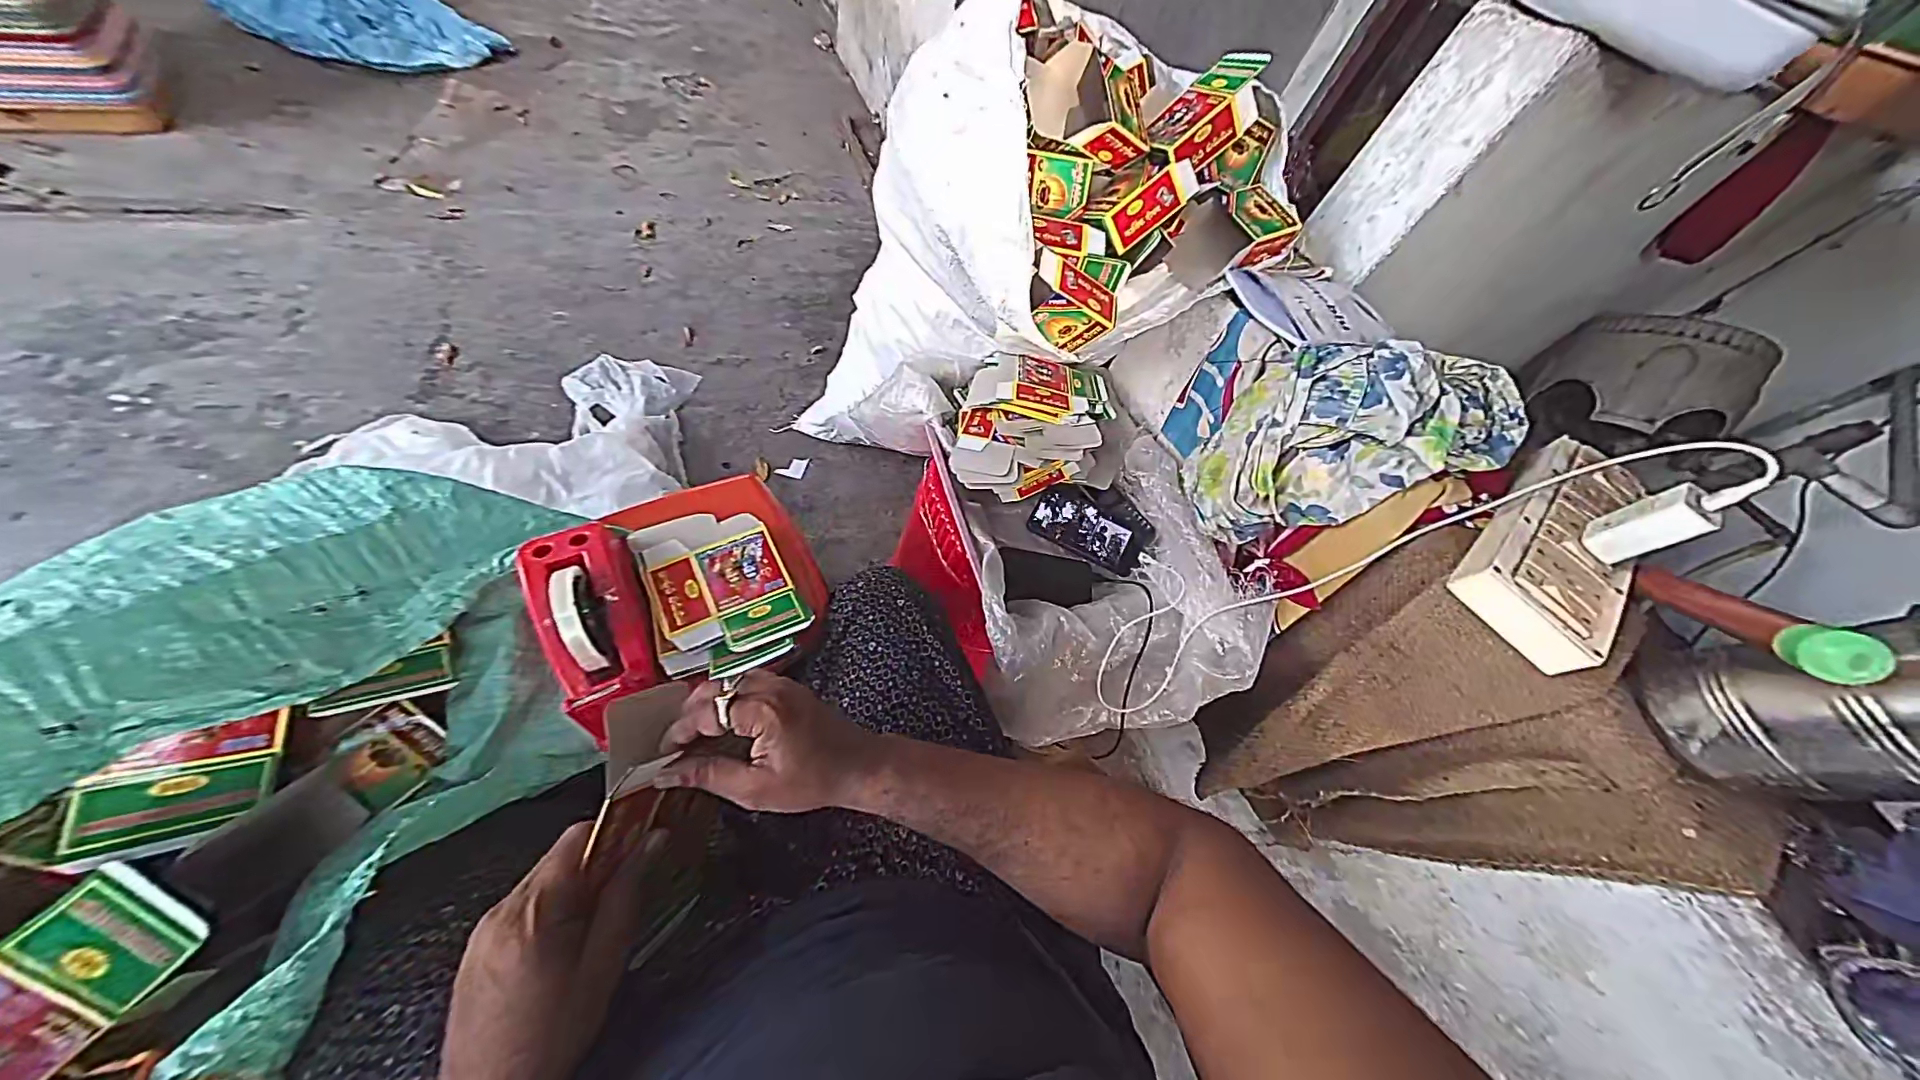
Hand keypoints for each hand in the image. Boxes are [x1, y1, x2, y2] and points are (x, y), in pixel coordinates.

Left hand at [439, 821, 666, 1079]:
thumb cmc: (551, 1035)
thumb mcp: (604, 961)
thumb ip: (627, 894)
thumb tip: (652, 843)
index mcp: (536, 910)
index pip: (579, 835)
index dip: (616, 832)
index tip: (641, 842)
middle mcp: (502, 910)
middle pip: (561, 855)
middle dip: (598, 863)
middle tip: (624, 888)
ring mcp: (484, 927)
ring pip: (543, 878)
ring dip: (575, 885)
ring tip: (594, 923)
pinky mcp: (476, 944)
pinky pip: (523, 903)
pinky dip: (551, 906)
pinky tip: (565, 942)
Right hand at [654, 670, 883, 812]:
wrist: (858, 765)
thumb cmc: (813, 781)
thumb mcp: (757, 789)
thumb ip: (710, 776)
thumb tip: (668, 774)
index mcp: (763, 710)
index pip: (705, 711)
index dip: (678, 732)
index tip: (663, 755)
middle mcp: (771, 687)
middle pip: (713, 689)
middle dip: (688, 715)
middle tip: (674, 746)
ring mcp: (781, 683)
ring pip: (728, 682)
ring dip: (706, 704)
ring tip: (693, 736)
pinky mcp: (787, 686)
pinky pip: (746, 682)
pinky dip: (726, 698)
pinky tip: (721, 724)